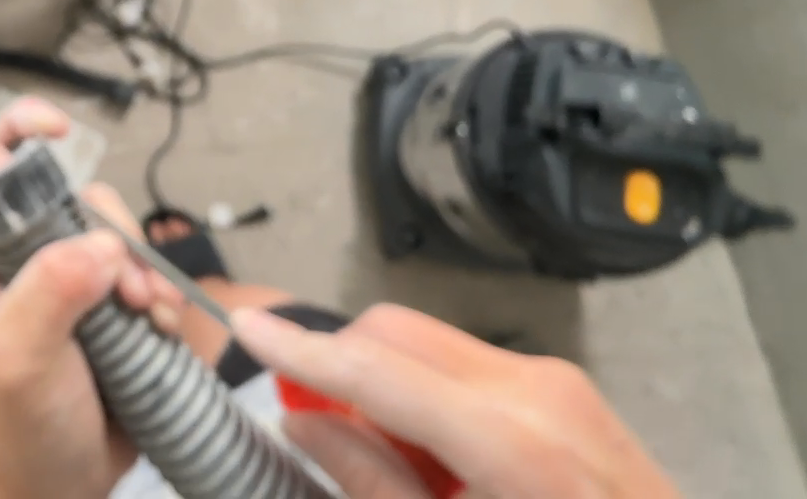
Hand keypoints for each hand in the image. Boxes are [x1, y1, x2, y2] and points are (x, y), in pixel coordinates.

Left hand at [0, 97, 181, 498]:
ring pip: (103, 218)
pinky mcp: (107, 289)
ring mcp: (65, 267)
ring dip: (134, 254)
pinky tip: (159, 318)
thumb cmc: (18, 426)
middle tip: (119, 272)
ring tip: (144, 307)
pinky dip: (156, 279)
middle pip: (51, 183)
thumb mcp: (16, 362)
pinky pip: (138, 257)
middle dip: (94, 214)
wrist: (65, 481)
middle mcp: (16, 251)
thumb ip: (47, 296)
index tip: (47, 137)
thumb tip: (98, 244)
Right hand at [231, 305, 682, 498]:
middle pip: (390, 332)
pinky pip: (457, 361)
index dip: (298, 347)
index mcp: (515, 443)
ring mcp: (556, 382)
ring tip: (396, 458)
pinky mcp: (563, 388)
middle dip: (340, 365)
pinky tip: (438, 455)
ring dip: (380, 379)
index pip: (373, 368)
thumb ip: (368, 481)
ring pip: (419, 340)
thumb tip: (299, 421)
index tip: (243, 325)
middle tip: (317, 423)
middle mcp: (535, 389)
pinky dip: (422, 391)